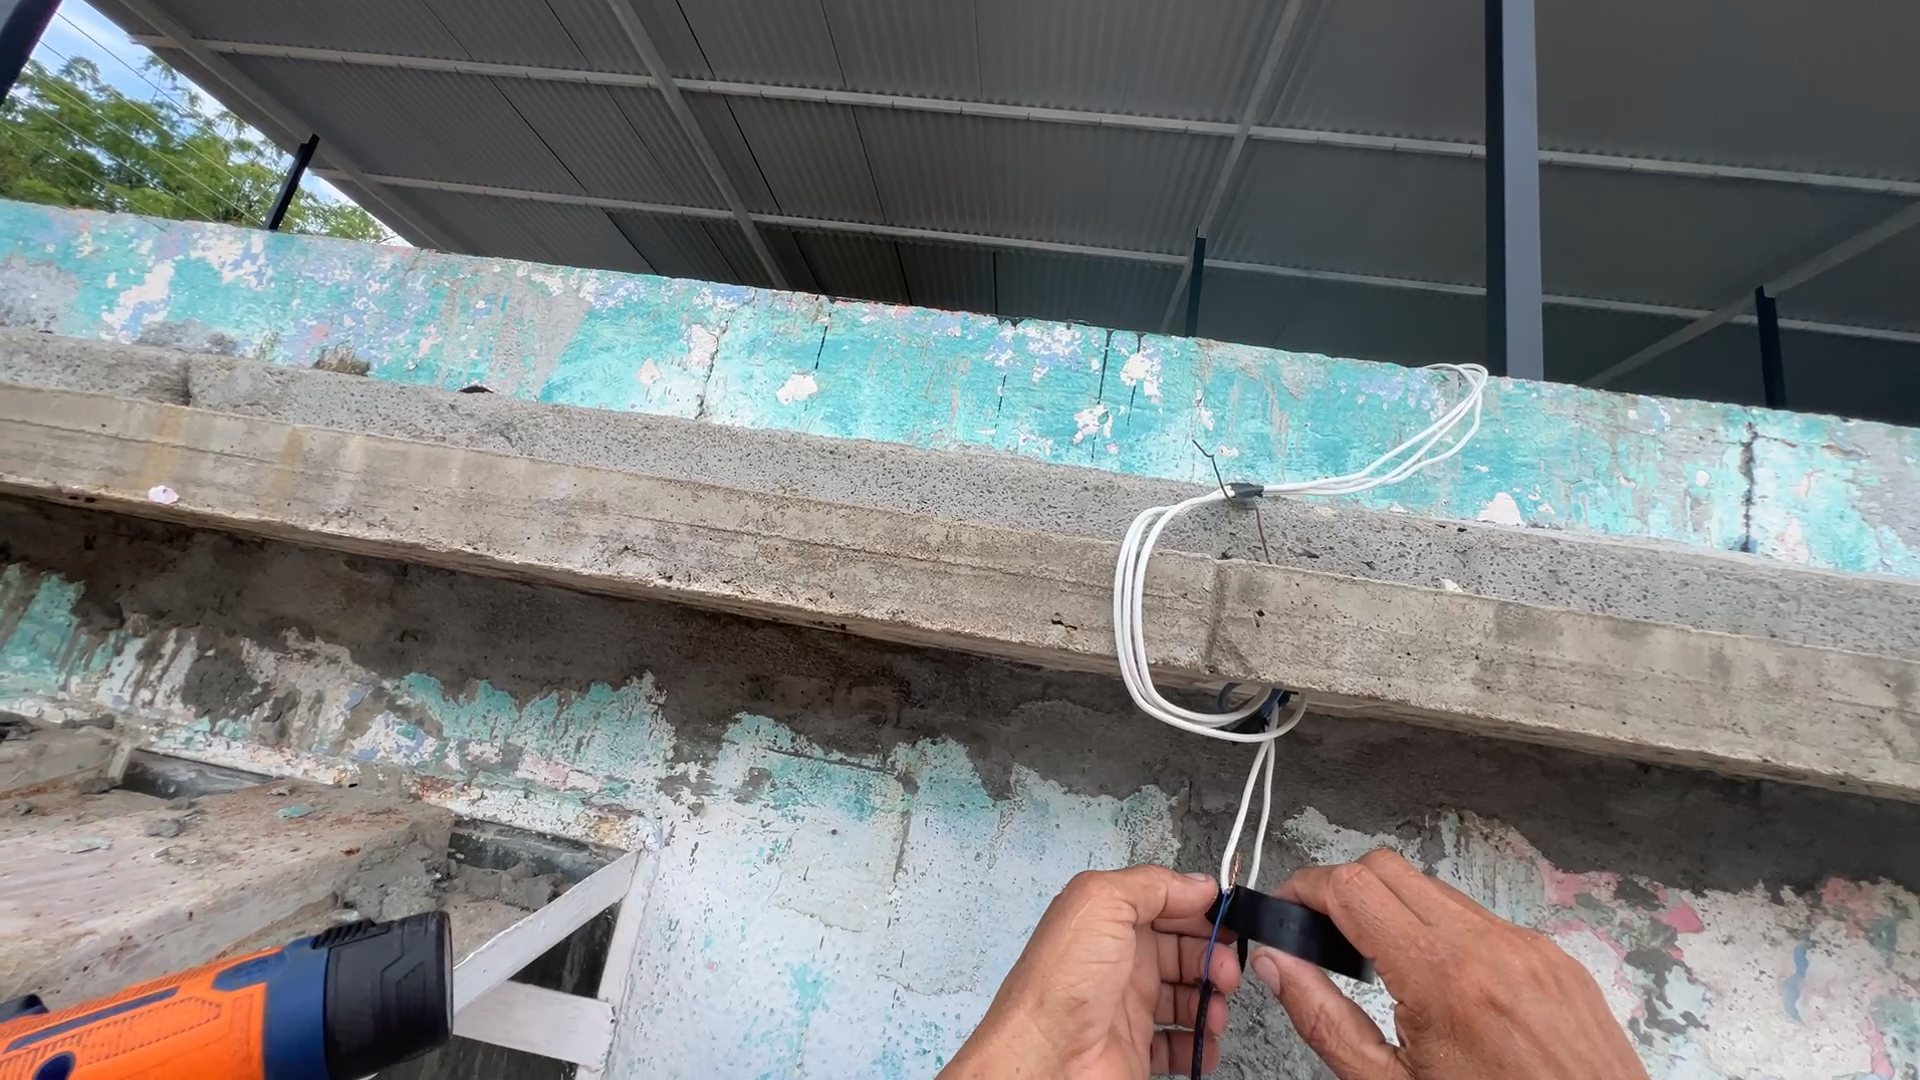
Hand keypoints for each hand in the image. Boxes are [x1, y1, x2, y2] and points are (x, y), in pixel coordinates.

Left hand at [941, 866, 1242, 1078]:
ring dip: (1211, 1001)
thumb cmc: (1067, 977)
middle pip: (1180, 949)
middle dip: (1212, 957)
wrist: (1048, 1058)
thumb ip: (1152, 884)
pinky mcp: (1135, 1049)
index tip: (1228, 920)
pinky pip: (1178, 1043)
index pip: (1164, 903)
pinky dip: (1199, 1043)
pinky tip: (1205, 1041)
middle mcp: (1118, 958)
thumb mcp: (1103, 902)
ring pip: (1185, 995)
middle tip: (1227, 972)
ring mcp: (1127, 1005)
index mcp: (1109, 917)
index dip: (1198, 910)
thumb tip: (1198, 883)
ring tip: (1216, 1011)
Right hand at [1248, 850, 1650, 1079]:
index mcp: (1442, 981)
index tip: (1288, 909)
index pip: (1350, 886)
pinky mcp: (1556, 956)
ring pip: (1429, 885)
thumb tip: (1274, 960)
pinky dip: (1439, 926)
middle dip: (1342, 887)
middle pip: (1383, 866)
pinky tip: (1442, 980)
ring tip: (1383, 960)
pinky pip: (1476, 914)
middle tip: (1325, 932)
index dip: (1305, 887)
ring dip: (1390, 904)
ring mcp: (1529, 945)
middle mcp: (1488, 946)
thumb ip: (1321, 1018)